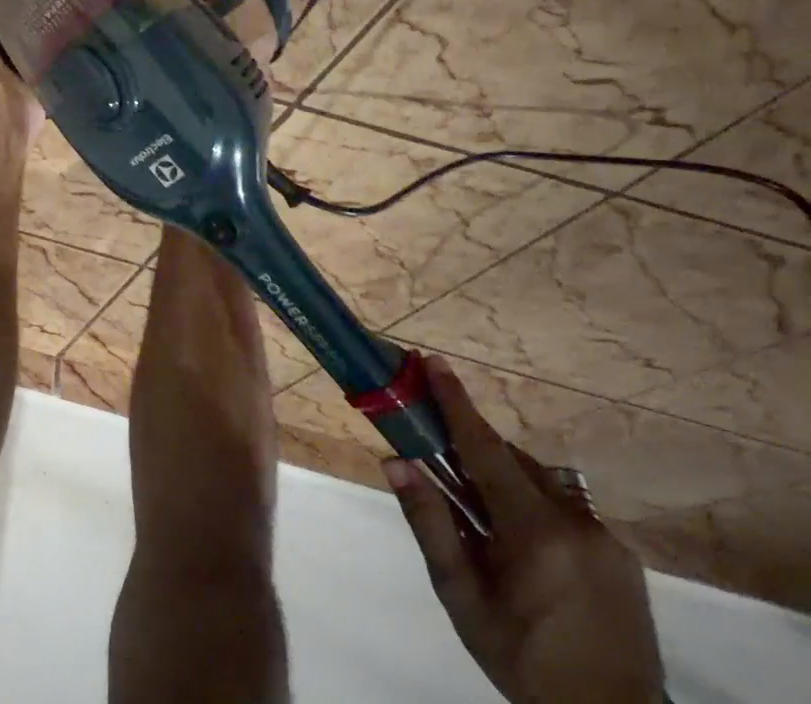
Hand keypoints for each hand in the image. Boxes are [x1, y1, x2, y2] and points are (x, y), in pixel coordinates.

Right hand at [384, 357, 663, 703]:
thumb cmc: (516, 652)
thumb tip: (395, 462)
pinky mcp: (619, 555)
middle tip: (426, 435)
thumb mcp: (459, 592)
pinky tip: (505, 533)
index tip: (434, 363)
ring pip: (539, 484)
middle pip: (511, 462)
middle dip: (468, 444)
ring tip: (462, 495)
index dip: (456, 404)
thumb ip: (430, 523)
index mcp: (533, 531)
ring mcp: (605, 538)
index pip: (485, 450)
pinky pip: (562, 508)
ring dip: (497, 477)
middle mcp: (576, 522)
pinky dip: (525, 503)